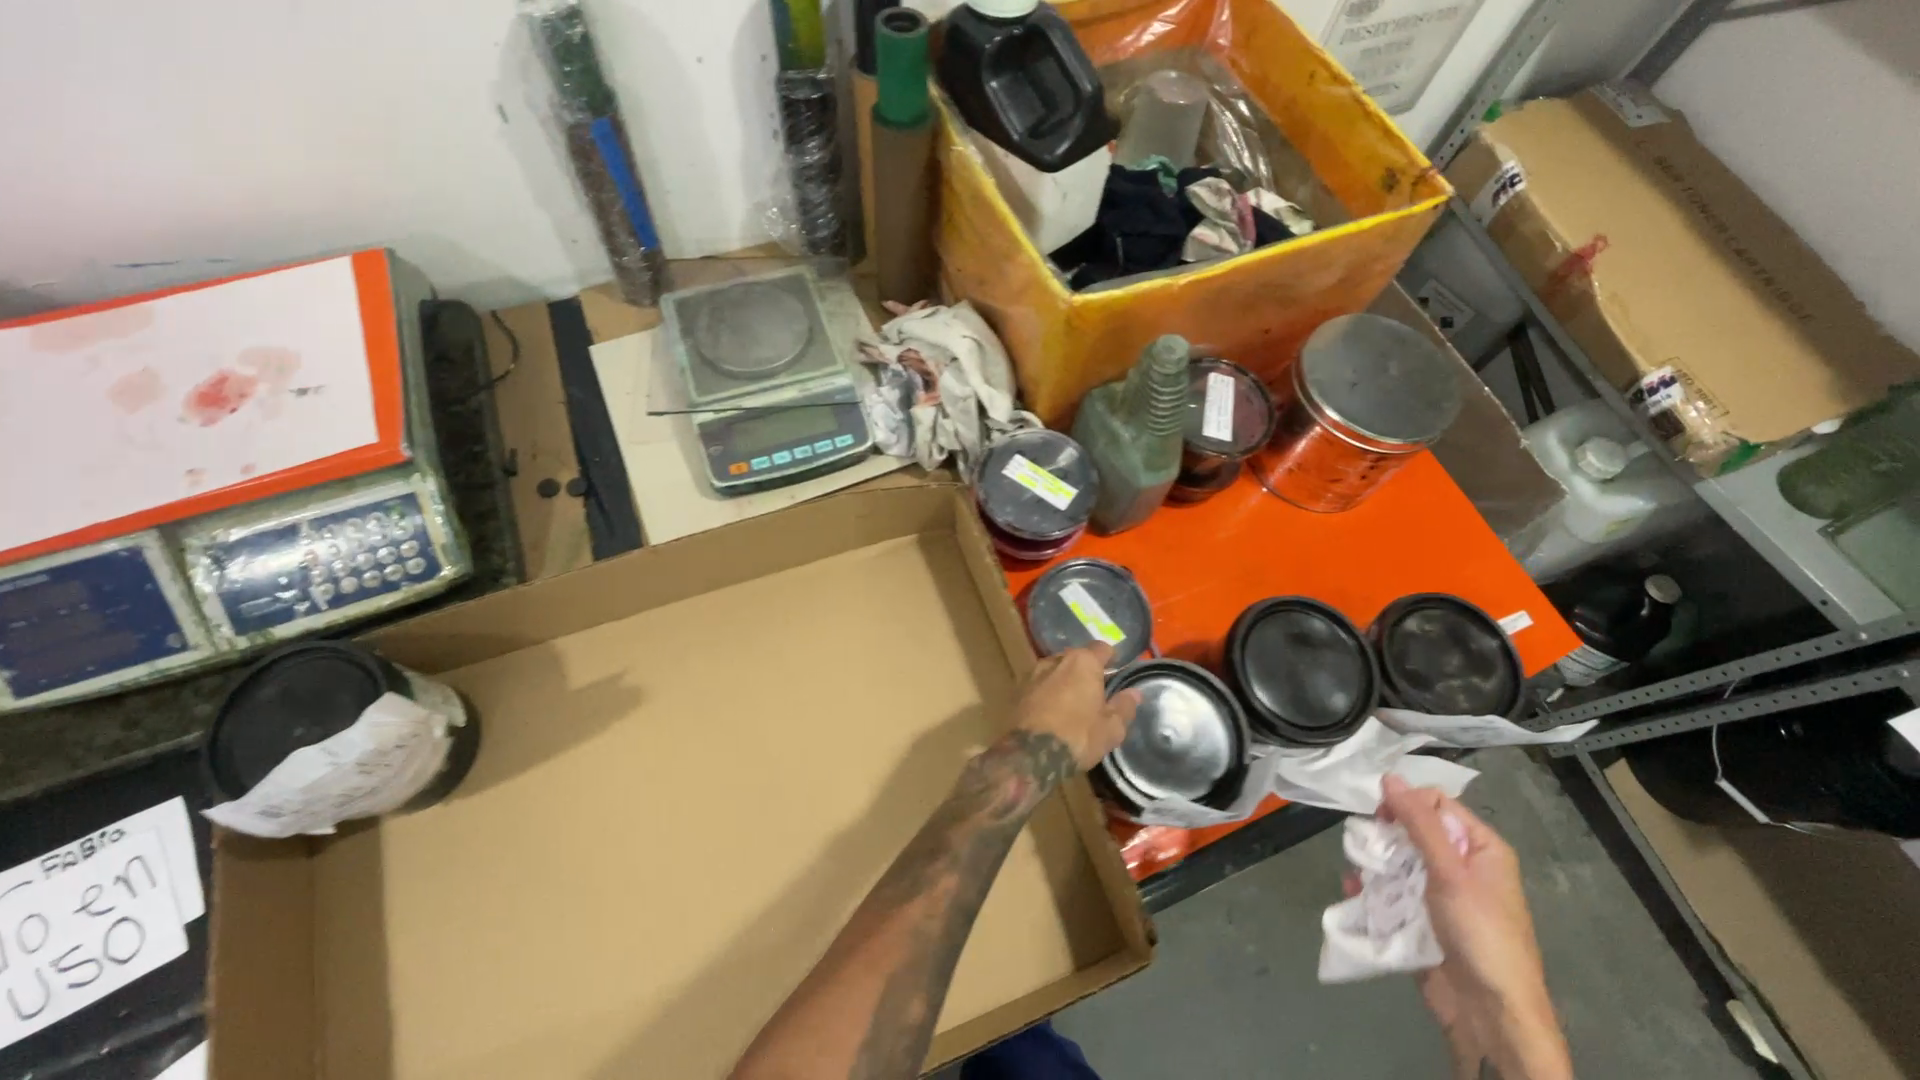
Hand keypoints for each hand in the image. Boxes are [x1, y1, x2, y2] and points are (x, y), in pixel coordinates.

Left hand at [1012, 643, 1138, 770]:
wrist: (1030, 755)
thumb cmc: (1078, 737)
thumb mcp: (1111, 728)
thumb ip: (1124, 706)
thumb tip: (1134, 693)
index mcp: (1083, 662)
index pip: (1102, 648)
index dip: (1111, 659)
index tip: (1116, 672)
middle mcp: (1055, 660)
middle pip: (1076, 658)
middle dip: (1085, 672)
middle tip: (1095, 693)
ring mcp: (1031, 674)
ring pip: (1054, 671)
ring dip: (1063, 682)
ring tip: (1071, 704)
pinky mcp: (1015, 691)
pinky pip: (1037, 686)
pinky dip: (1045, 694)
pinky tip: (1050, 714)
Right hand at [1380, 775, 1571, 1079]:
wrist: (1489, 1012)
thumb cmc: (1480, 933)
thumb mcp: (1451, 872)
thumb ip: (1419, 823)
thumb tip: (1389, 776)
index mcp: (1480, 848)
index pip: (1436, 805)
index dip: (1405, 804)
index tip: (1377, 816)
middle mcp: (1461, 867)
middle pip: (1412, 833)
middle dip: (1384, 837)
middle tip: (1364, 846)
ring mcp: (1439, 895)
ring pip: (1396, 863)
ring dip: (1374, 865)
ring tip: (1359, 875)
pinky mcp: (1419, 920)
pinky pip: (1389, 894)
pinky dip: (1371, 892)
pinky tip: (1354, 893)